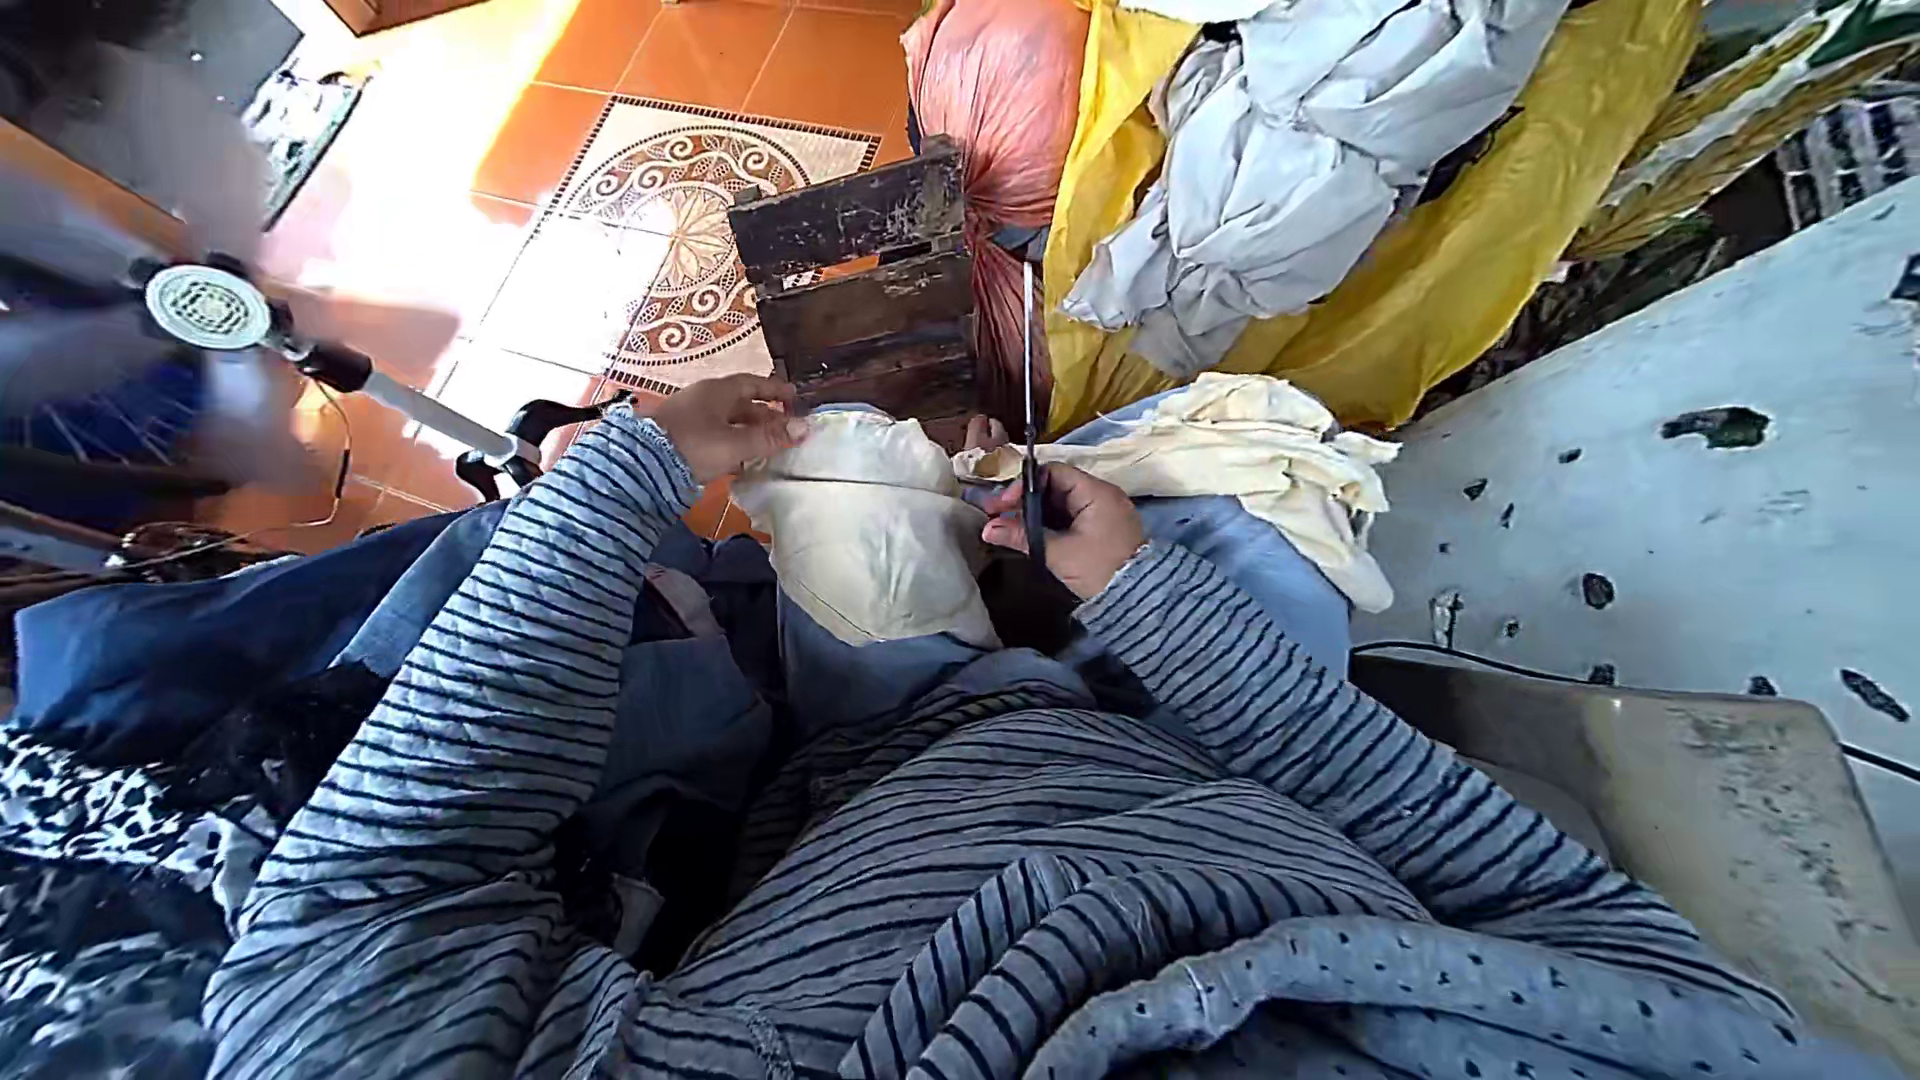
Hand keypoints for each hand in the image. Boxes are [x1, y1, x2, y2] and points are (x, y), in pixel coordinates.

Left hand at [649, 374, 807, 483]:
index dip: (775, 390)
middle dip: (765, 415)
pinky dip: (733, 442)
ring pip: (727, 420)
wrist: (642, 465)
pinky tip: (742, 458)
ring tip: (768, 446)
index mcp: (717, 392)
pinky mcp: (681, 437)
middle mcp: (703, 399)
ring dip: (749, 431)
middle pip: (741, 403)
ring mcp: (690, 417)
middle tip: (786, 427)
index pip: (753, 384)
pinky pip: (715, 434)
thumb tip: (806, 427)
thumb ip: (771, 437)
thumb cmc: (694, 446)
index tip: (794, 396)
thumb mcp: (737, 443)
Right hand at [981, 463, 1145, 599]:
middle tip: (996, 512)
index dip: (1026, 485)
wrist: (1137, 598)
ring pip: (1059, 503)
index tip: (1005, 503)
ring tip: (1006, 525)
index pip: (1054, 473)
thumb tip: (988, 529)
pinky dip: (1048, 523)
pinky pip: (1068, 516)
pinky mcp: (1099, 528)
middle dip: (1024, 500)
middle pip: (1054, 487)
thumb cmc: (1100, 569)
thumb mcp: (1058, 553)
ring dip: (1034, 513)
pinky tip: (1027, 533)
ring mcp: (1101, 512)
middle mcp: (1100, 495)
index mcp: (1095, 492)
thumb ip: (1022, 536)